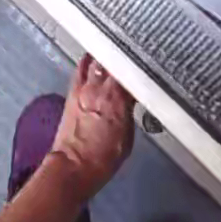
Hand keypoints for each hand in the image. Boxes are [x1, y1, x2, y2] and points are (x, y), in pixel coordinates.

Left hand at [45, 56, 135, 200]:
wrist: (73, 167)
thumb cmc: (103, 159)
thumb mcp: (128, 137)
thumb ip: (130, 112)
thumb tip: (131, 101)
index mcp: (120, 100)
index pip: (134, 73)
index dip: (141, 68)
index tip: (147, 66)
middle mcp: (102, 88)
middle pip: (116, 61)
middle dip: (125, 58)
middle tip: (133, 57)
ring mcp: (86, 87)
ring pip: (99, 60)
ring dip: (108, 57)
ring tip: (116, 54)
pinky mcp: (73, 91)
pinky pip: (81, 67)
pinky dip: (89, 60)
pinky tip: (95, 58)